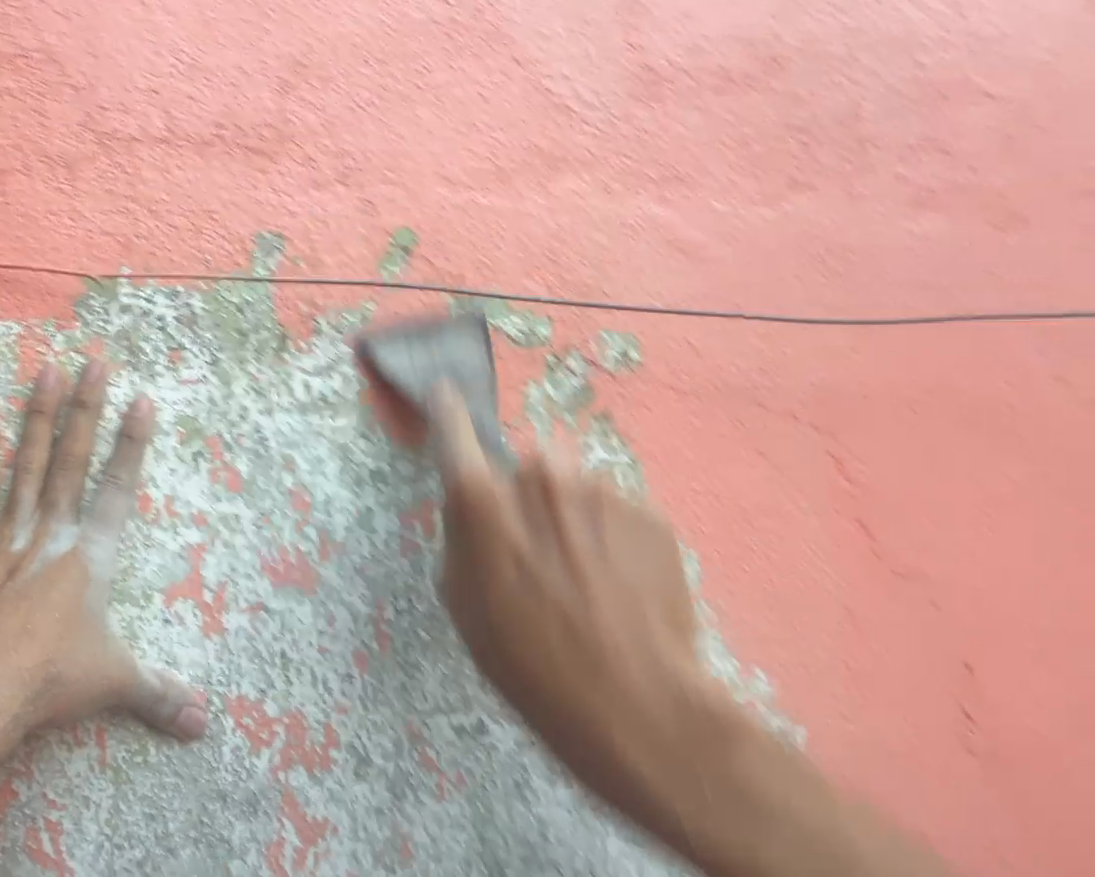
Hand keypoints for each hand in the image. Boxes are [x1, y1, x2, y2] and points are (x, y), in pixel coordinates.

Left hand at [0, 358, 208, 745]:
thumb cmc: (49, 679)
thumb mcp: (113, 683)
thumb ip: (158, 694)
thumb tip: (204, 722)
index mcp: (91, 555)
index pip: (119, 487)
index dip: (133, 443)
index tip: (142, 398)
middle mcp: (52, 531)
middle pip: (72, 458)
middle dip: (86, 408)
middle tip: (93, 360)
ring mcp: (8, 534)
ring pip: (28, 461)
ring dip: (39, 415)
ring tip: (45, 369)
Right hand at [427, 380, 727, 846]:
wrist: (638, 703)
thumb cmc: (528, 660)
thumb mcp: (463, 602)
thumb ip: (462, 537)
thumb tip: (475, 511)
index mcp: (483, 499)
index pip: (455, 431)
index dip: (447, 411)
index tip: (446, 394)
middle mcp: (540, 477)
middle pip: (524, 466)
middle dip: (525, 492)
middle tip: (535, 547)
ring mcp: (602, 490)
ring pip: (574, 486)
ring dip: (571, 513)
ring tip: (586, 574)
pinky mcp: (650, 513)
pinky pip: (615, 510)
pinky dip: (612, 536)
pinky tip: (621, 585)